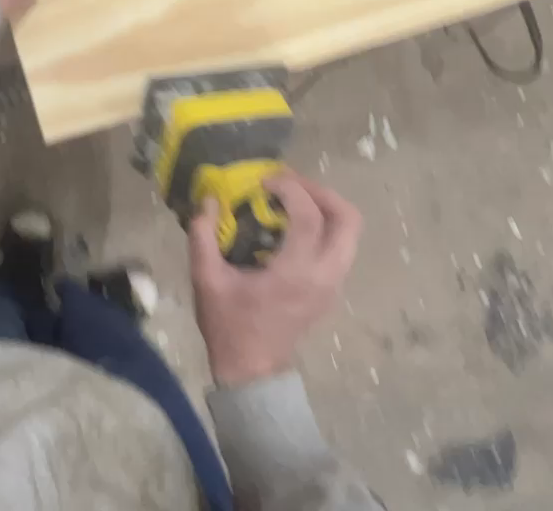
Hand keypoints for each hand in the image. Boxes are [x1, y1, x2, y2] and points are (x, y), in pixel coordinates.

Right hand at [189, 169, 362, 385]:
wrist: (252, 371)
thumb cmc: (228, 325)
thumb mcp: (205, 278)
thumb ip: (203, 234)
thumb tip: (210, 199)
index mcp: (295, 274)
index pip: (310, 217)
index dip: (291, 189)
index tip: (265, 181)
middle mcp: (324, 277)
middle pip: (348, 220)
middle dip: (321, 192)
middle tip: (289, 184)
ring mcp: (333, 286)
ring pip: (350, 233)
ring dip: (324, 207)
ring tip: (291, 199)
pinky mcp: (331, 291)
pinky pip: (340, 247)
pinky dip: (323, 226)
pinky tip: (290, 226)